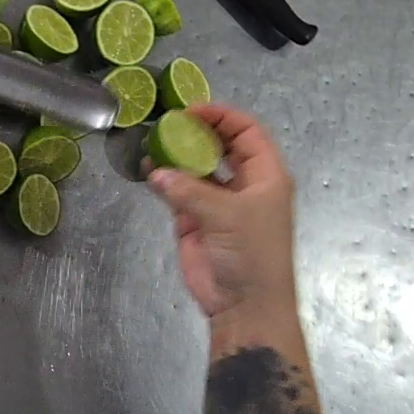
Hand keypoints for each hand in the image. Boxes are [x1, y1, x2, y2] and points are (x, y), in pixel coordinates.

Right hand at [145, 105, 297, 323]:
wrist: (243, 303)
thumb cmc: (251, 254)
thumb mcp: (227, 215)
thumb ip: (190, 191)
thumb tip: (156, 171)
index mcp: (265, 176)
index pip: (247, 133)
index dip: (223, 117)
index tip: (192, 110)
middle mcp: (242, 184)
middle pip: (220, 147)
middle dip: (198, 133)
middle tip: (168, 123)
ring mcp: (216, 202)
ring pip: (196, 169)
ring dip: (177, 156)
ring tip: (153, 142)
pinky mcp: (193, 221)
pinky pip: (177, 193)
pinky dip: (163, 181)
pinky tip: (148, 170)